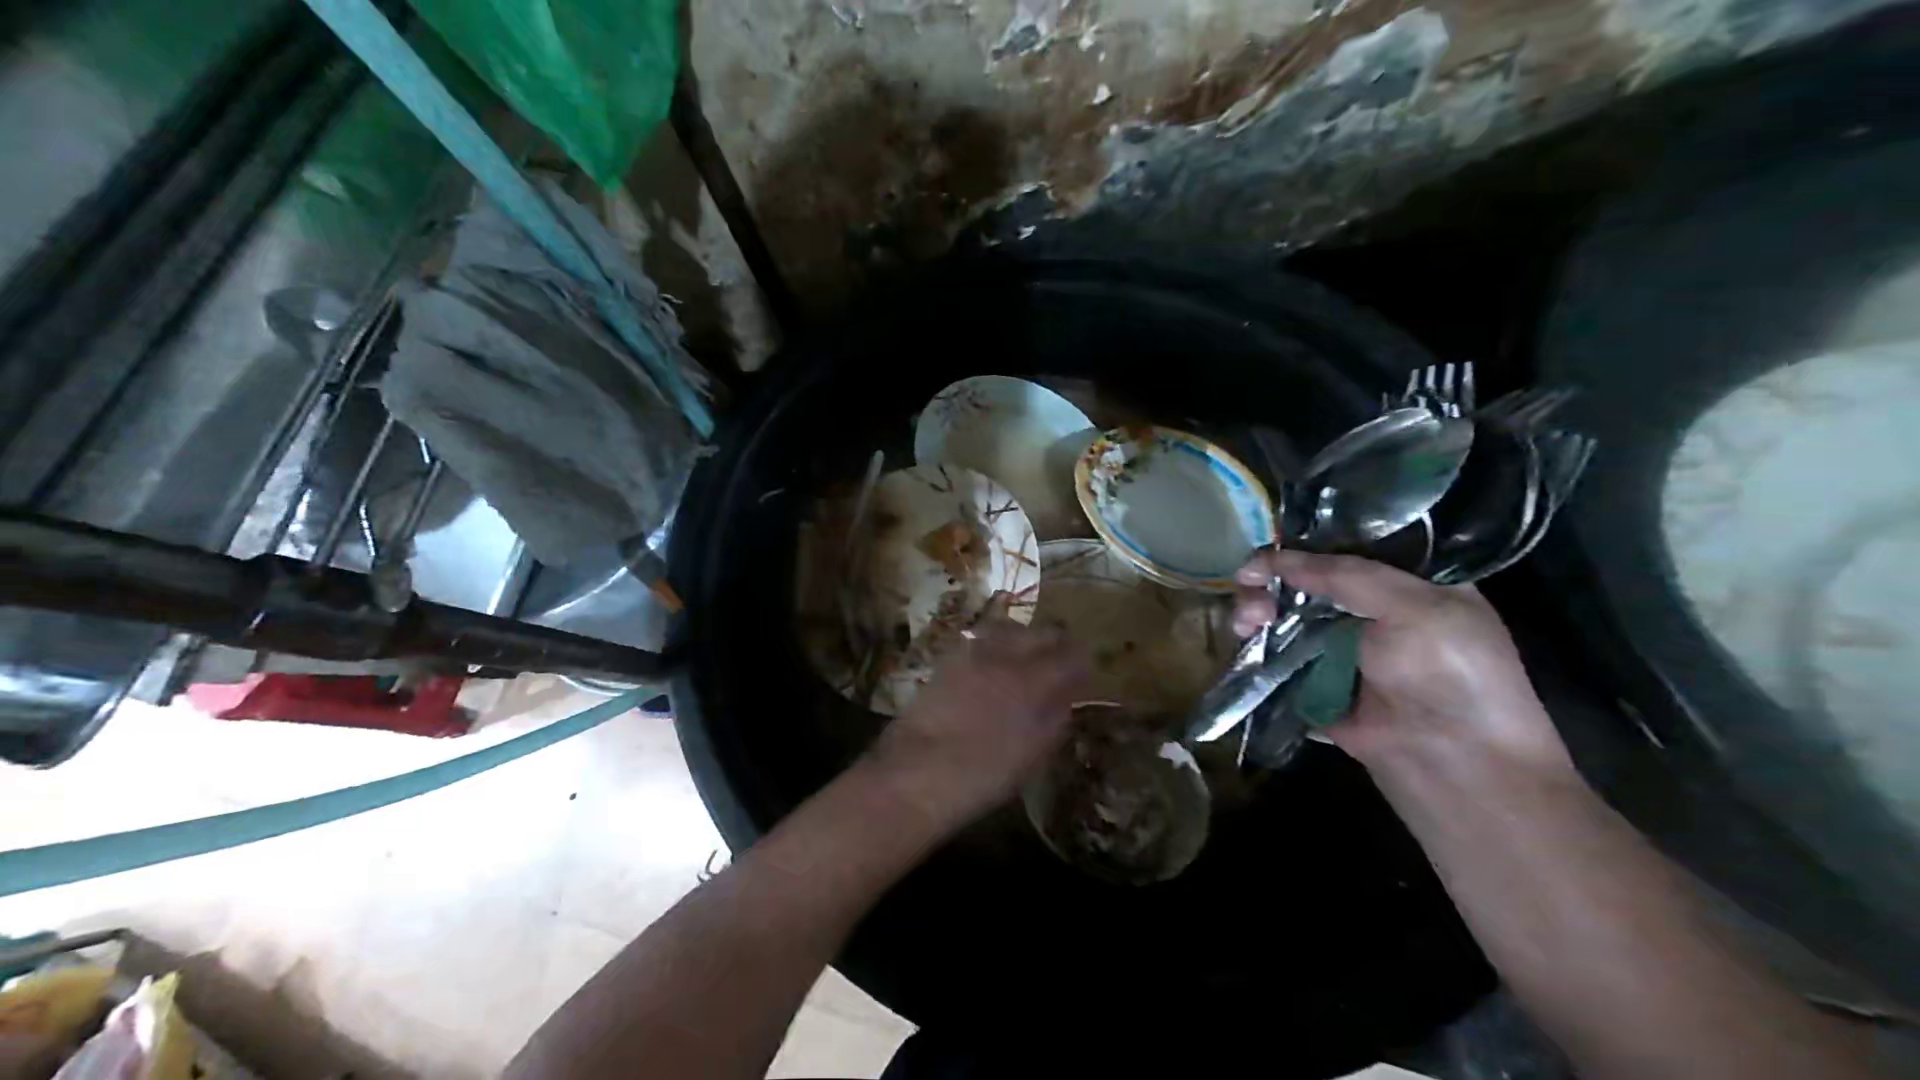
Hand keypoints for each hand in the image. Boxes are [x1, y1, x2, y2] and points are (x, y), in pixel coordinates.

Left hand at [865, 622, 1090, 828]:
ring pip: (1011, 630)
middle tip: (1060, 667)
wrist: (918, 771)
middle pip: (1042, 633)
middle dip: (1057, 645)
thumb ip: (1056, 719)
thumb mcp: (1034, 755)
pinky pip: (982, 641)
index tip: (1084, 676)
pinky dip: (996, 647)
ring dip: (1025, 641)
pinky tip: (994, 668)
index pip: (1073, 654)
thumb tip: (1067, 698)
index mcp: (1035, 680)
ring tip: (1027, 662)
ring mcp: (974, 652)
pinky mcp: (949, 658)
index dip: (1083, 663)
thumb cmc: (984, 775)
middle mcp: (1006, 655)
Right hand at [1232, 549, 1572, 778]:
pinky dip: (1256, 646)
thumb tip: (1271, 559)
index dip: (1304, 545)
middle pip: (1307, 582)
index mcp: (1411, 584)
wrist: (1458, 768)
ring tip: (1246, 623)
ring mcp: (1342, 652)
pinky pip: (1279, 657)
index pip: (1347, 548)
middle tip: (1252, 590)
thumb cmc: (1451, 676)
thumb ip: (1344, 575)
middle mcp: (1373, 612)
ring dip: (1258, 611)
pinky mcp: (1316, 686)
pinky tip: (1243, 642)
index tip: (1267, 553)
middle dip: (1272, 580)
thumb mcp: (1414, 608)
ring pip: (1287, 616)